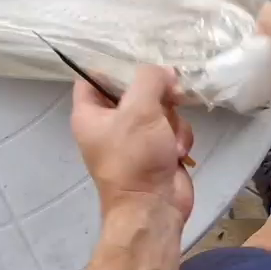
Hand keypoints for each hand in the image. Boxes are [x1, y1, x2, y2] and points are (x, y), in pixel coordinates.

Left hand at [70, 67, 194, 221]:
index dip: (116, 66)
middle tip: (172, 96)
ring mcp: (136, 137)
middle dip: (159, 94)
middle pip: (137, 89)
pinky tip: (177, 152)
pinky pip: (173, 127)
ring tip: (169, 139)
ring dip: (172, 120)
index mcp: (90, 113)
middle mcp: (111, 123)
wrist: (153, 207)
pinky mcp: (159, 148)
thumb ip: (150, 79)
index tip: (141, 62)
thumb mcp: (140, 109)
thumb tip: (166, 72)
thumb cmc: (135, 157)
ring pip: (162, 108)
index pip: (93, 76)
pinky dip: (179, 137)